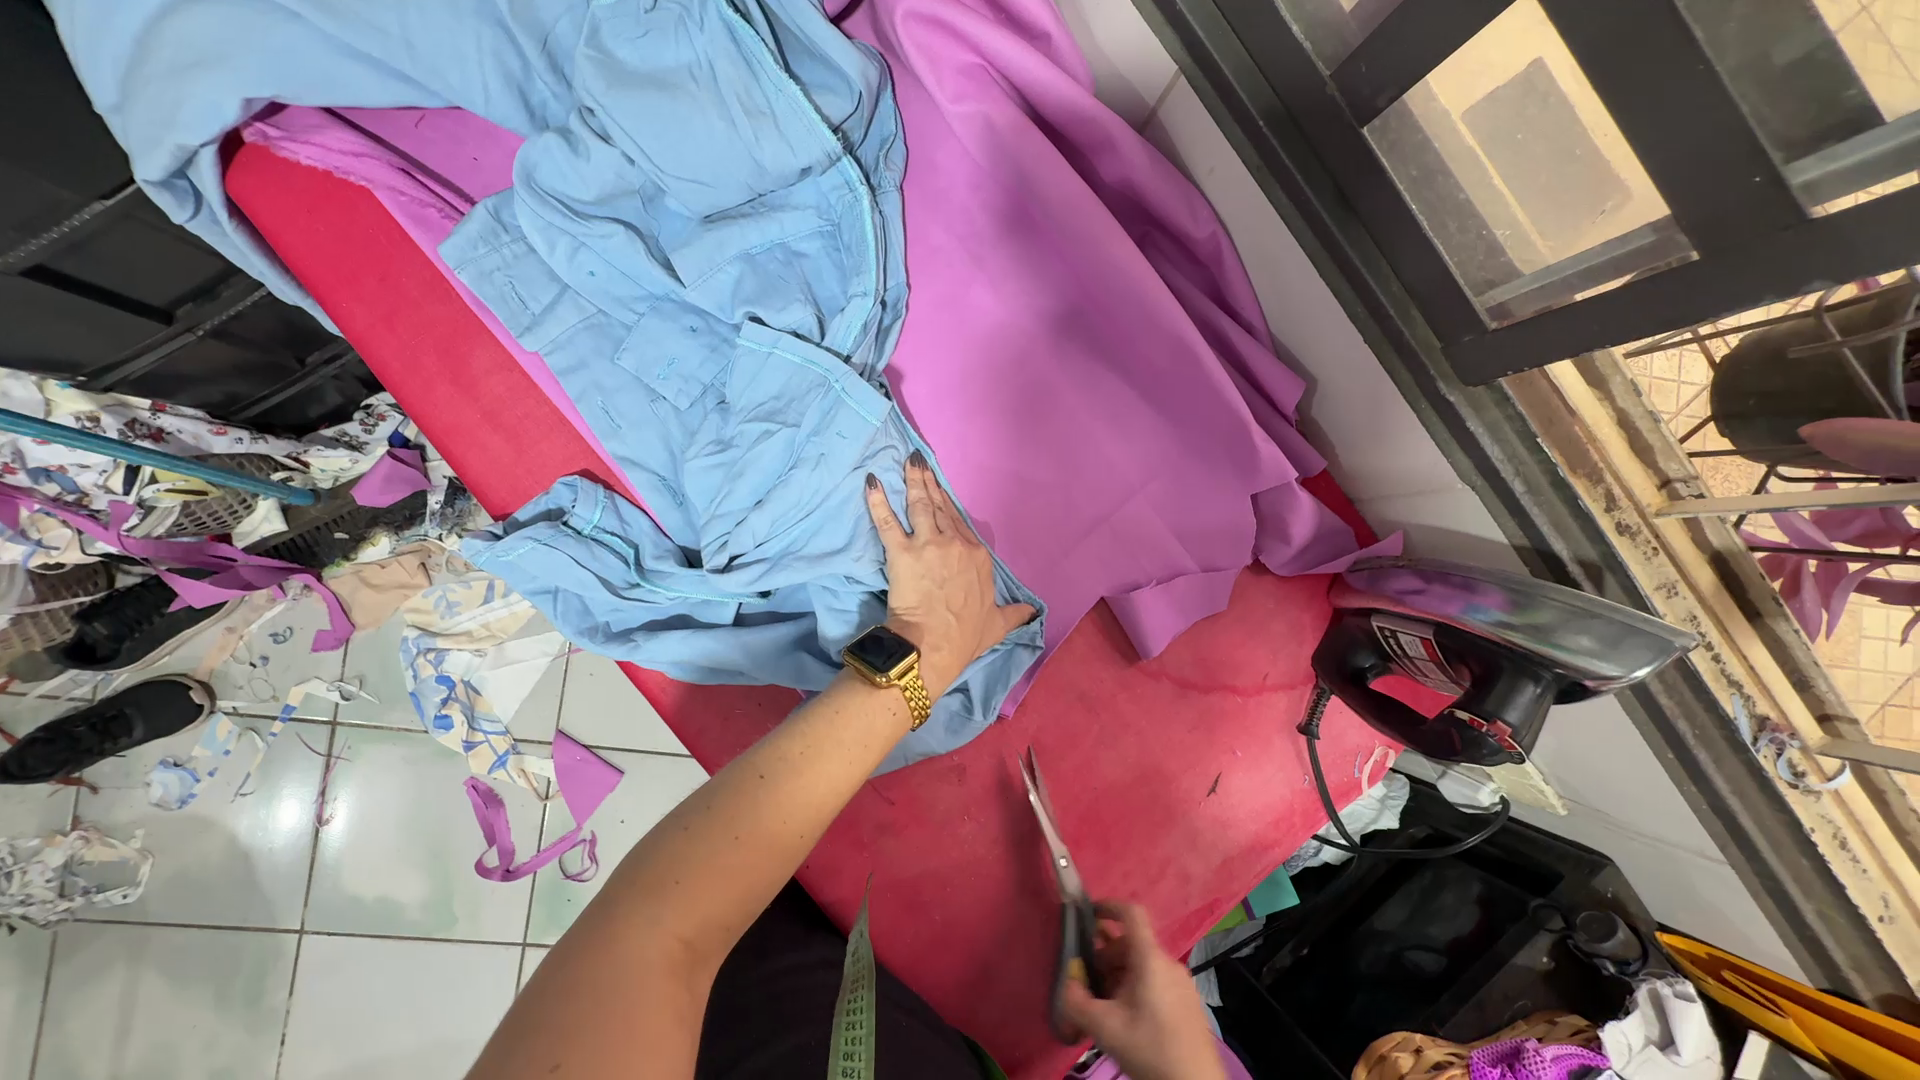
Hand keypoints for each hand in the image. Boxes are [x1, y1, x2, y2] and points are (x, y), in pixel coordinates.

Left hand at [863, 450, 1034, 698]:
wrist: (934, 645)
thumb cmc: (964, 638)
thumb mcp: (997, 625)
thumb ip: (1014, 614)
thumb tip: (1032, 612)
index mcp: (978, 558)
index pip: (961, 525)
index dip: (949, 505)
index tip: (941, 490)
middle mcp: (956, 545)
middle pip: (941, 508)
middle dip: (930, 483)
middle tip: (920, 463)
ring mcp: (929, 545)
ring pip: (920, 506)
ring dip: (913, 482)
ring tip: (907, 462)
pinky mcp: (902, 552)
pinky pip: (887, 522)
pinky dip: (877, 501)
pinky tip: (871, 483)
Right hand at [1060, 902, 1226, 1079]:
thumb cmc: (1150, 1048)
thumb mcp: (1105, 1028)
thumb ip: (1076, 1002)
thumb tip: (1066, 984)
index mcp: (1150, 959)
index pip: (1131, 913)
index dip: (1108, 906)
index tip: (1087, 913)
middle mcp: (1168, 963)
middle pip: (1131, 944)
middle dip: (1104, 956)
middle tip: (1088, 983)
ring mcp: (1181, 983)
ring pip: (1142, 965)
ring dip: (1118, 975)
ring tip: (1104, 1006)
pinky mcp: (1187, 1002)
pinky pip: (1155, 981)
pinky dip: (1135, 987)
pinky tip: (1127, 1018)